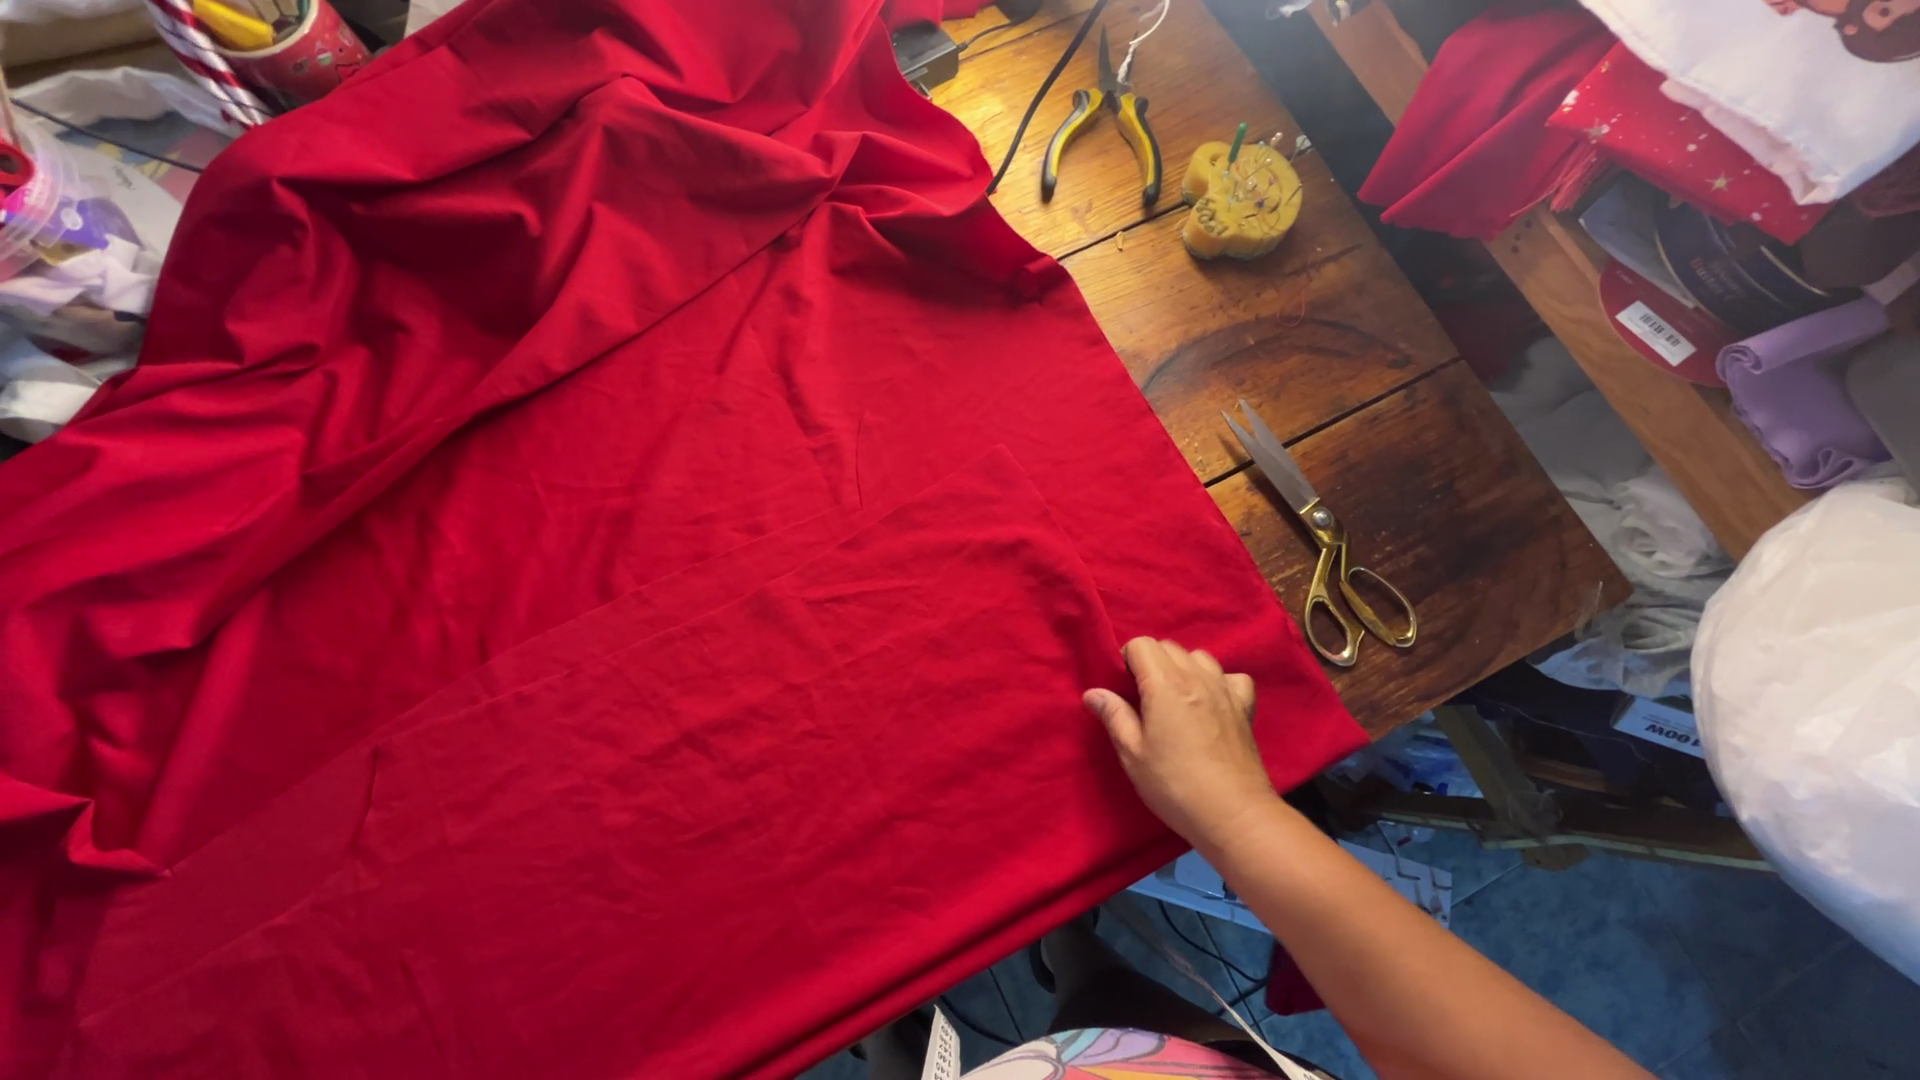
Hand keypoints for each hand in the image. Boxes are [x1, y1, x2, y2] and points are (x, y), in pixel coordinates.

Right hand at [1083, 637, 1279, 847]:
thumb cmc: (1174, 784)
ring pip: (1200, 657)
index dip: (1127, 660)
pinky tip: (1211, 701)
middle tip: (1144, 696)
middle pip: (1170, 647)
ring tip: (1175, 697)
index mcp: (1165, 684)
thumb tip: (1093, 692)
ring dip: (1183, 667)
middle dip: (1152, 661)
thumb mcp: (1133, 754)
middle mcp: (1197, 677)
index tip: (1124, 687)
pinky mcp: (1245, 707)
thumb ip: (1114, 716)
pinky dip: (1219, 681)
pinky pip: (1232, 677)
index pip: (1142, 644)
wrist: (1233, 813)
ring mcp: (1225, 690)